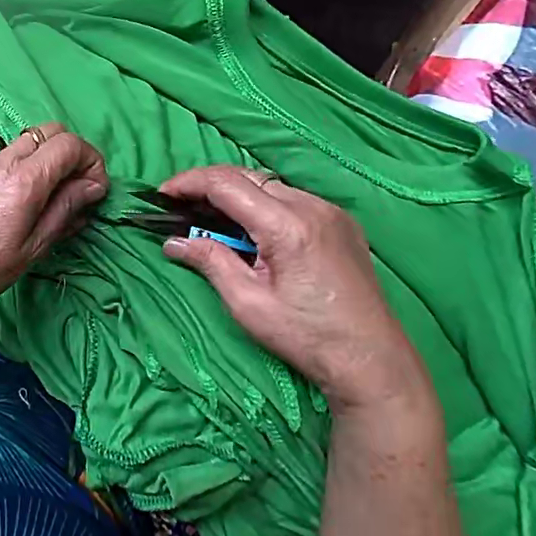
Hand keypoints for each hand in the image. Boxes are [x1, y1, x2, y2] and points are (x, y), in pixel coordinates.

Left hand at [0, 123, 106, 343]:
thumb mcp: (35, 245)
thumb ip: (66, 208)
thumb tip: (93, 186)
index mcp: (24, 180)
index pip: (70, 144)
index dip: (92, 161)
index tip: (96, 190)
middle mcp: (5, 161)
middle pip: (52, 131)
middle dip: (74, 153)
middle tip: (80, 188)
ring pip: (32, 139)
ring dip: (53, 157)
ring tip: (57, 196)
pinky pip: (14, 153)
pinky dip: (33, 163)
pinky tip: (33, 198)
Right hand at [159, 166, 430, 410]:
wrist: (372, 360)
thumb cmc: (306, 337)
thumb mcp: (247, 303)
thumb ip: (210, 262)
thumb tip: (173, 242)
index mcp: (287, 225)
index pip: (226, 183)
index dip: (189, 183)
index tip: (162, 195)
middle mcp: (311, 206)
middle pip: (247, 175)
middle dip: (208, 185)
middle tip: (180, 206)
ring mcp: (331, 211)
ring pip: (270, 185)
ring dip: (236, 194)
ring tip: (211, 220)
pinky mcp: (341, 222)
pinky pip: (291, 198)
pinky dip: (262, 204)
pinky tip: (251, 230)